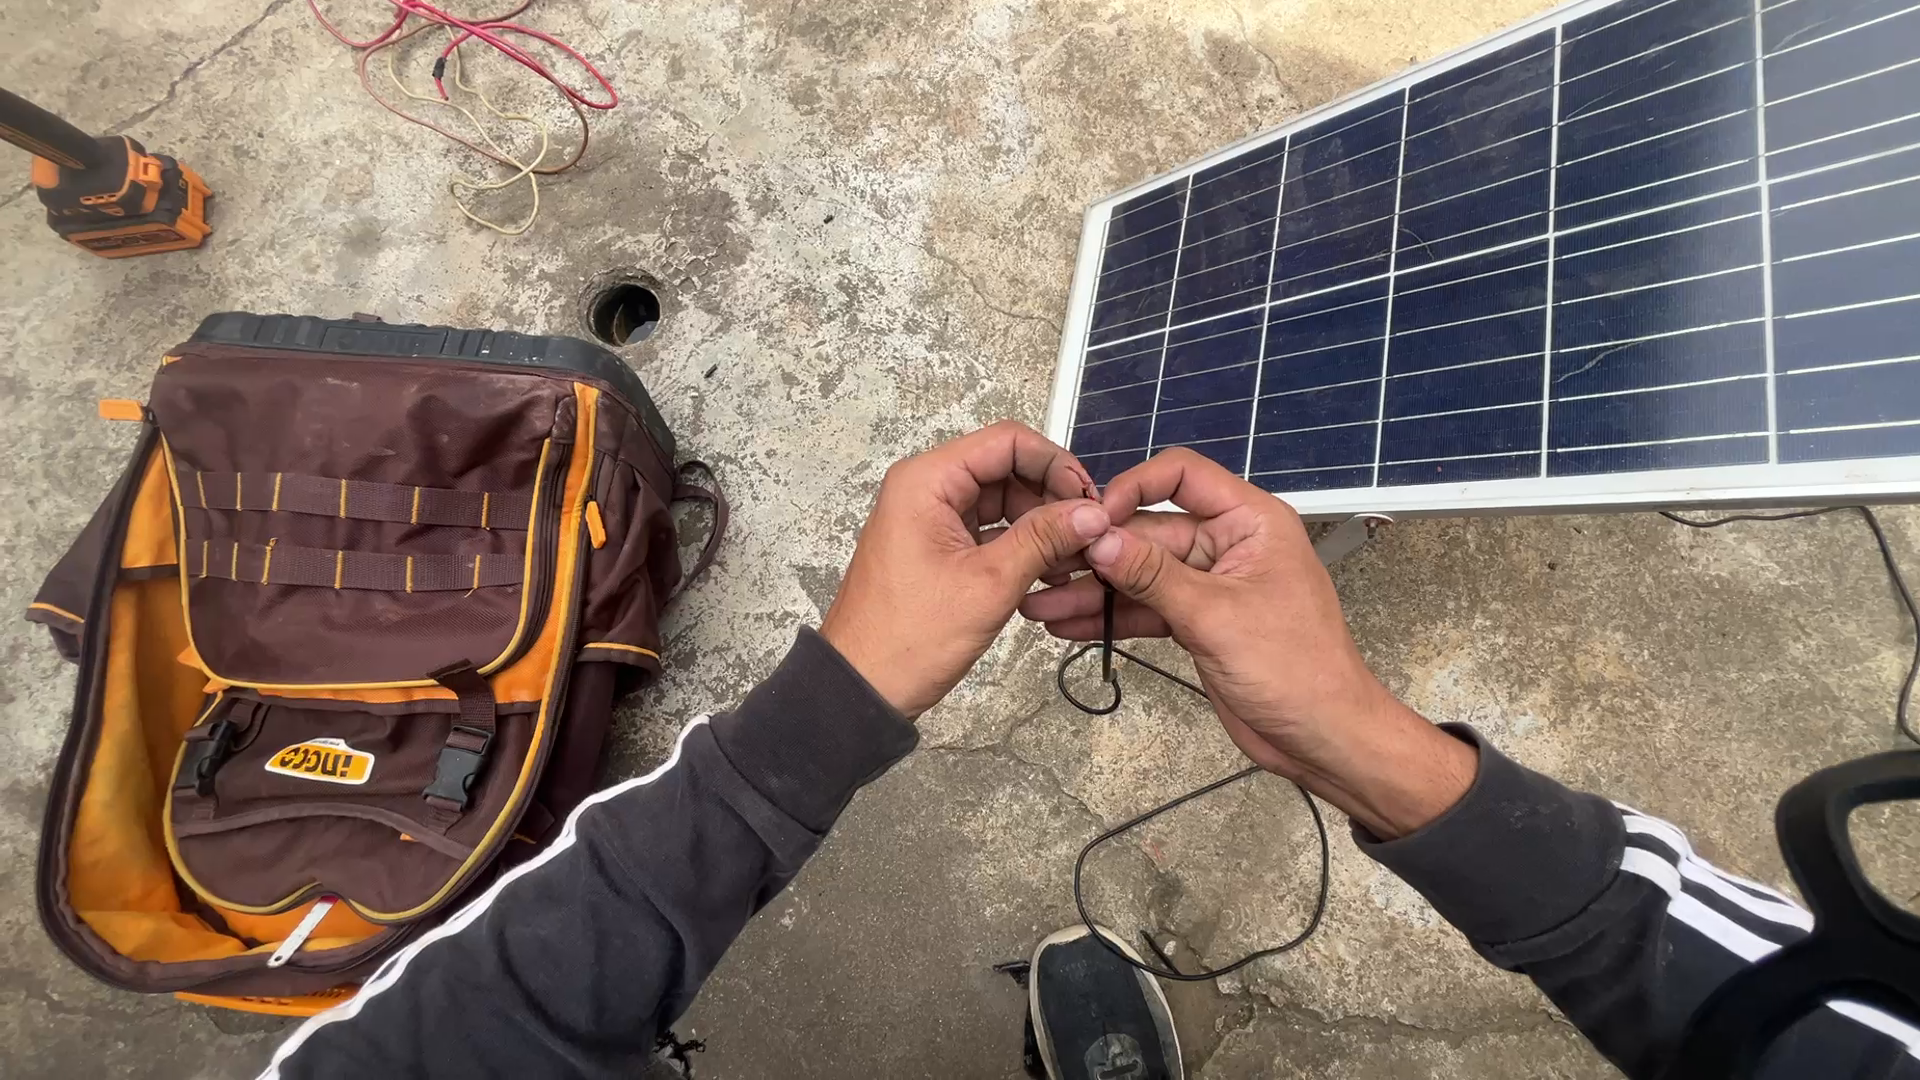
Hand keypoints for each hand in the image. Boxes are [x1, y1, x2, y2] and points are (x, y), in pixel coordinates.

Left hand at [820, 421, 1110, 718]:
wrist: (863, 687)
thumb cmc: (911, 637)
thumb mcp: (989, 584)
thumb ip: (1044, 539)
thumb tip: (1093, 512)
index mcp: (927, 480)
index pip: (1007, 441)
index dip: (1055, 464)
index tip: (1088, 499)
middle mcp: (926, 487)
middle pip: (1005, 468)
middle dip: (1050, 497)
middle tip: (1088, 533)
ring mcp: (929, 516)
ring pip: (1000, 500)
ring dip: (1038, 525)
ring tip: (1072, 560)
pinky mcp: (935, 544)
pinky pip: (986, 528)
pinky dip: (1017, 544)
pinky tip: (1046, 571)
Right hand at [1019, 448, 1475, 837]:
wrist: (1323, 740)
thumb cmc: (1291, 668)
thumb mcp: (1215, 615)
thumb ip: (1152, 575)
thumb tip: (1097, 539)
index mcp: (1248, 521)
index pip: (1181, 477)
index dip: (1134, 488)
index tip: (1093, 519)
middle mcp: (1225, 543)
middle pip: (1148, 533)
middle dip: (1096, 554)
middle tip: (1043, 568)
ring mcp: (1206, 583)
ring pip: (1138, 575)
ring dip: (1092, 591)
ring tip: (1040, 605)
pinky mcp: (1194, 620)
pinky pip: (1144, 608)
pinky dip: (1109, 618)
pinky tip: (1066, 627)